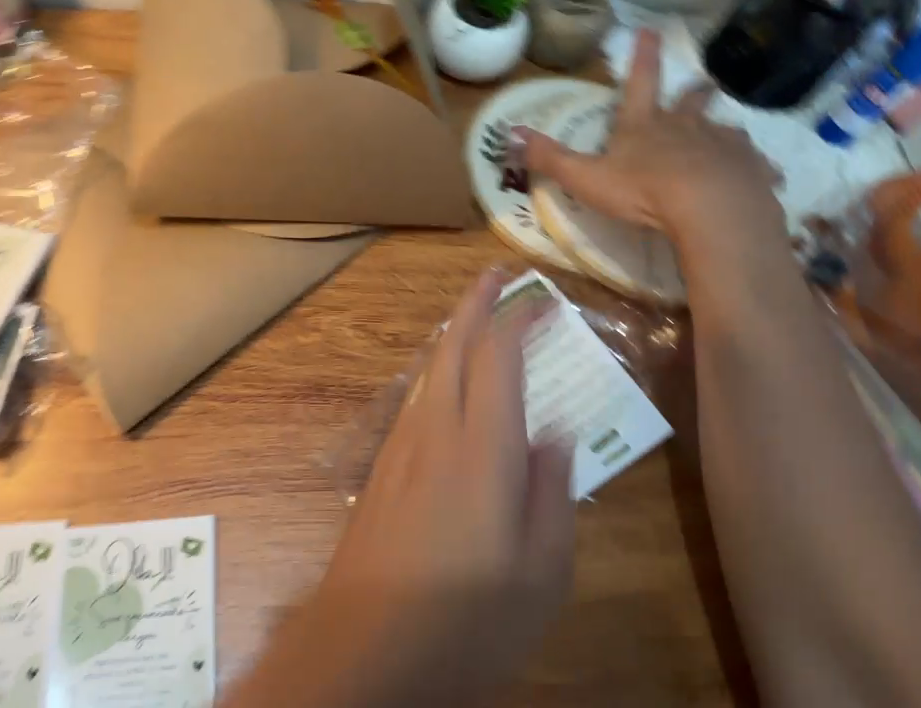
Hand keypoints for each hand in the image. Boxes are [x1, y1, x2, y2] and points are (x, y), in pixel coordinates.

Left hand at [225, 272, 575, 707]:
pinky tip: (448, 384)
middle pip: (453, 346)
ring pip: (429, 369)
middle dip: (475, 302)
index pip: (499, 356)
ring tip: (477, 315)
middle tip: (498, 273)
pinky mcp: (382, 471)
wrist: (364, 648)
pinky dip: (438, 371)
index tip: (544, 297)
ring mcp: (401, 448)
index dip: (519, 317)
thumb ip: (553, 493)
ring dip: (454, 333)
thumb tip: (557, 434)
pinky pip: (416, 399)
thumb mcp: (542, 573)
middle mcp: (436, 432)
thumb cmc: (467, 618)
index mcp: (483, 448)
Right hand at [517, 29, 785, 258]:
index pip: (640, 82)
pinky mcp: (752, 172)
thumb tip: (511, 134)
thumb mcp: (586, 177)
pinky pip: (757, 167)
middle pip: (693, 101)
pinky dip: (757, 170)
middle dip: (695, 92)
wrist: (711, 210)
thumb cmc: (643, 191)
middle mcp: (687, 127)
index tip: (651, 31)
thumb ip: (550, 158)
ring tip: (727, 138)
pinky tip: (764, 179)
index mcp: (645, 125)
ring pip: (727, 131)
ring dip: (724, 132)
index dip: (643, 56)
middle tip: (704, 85)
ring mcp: (724, 146)